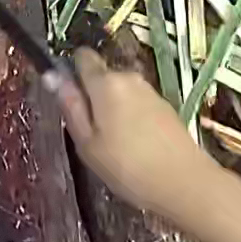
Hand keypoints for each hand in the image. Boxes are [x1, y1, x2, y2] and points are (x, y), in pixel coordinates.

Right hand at [44, 47, 228, 222]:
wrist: (187, 185)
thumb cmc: (128, 167)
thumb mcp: (88, 144)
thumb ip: (70, 107)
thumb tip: (53, 77)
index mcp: (105, 82)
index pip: (82, 56)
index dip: (72, 72)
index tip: (72, 99)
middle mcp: (128, 77)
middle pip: (101, 76)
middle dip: (94, 96)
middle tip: (93, 134)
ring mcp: (150, 90)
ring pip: (120, 91)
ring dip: (113, 108)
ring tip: (116, 145)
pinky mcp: (165, 105)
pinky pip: (138, 103)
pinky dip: (133, 117)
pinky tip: (138, 147)